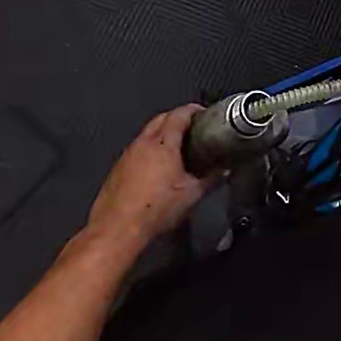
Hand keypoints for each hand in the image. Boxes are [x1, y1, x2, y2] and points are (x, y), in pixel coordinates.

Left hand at [85, 105, 215, 250]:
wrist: (117, 231)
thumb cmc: (154, 210)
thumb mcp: (193, 194)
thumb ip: (212, 178)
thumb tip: (223, 171)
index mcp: (163, 144)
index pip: (179, 114)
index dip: (193, 110)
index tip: (203, 112)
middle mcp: (142, 145)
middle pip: (160, 119)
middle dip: (176, 118)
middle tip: (192, 126)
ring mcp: (126, 157)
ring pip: (146, 135)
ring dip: (161, 134)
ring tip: (176, 147)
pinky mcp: (116, 171)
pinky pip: (135, 151)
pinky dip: (148, 151)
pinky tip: (156, 168)